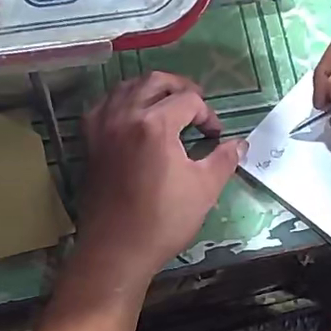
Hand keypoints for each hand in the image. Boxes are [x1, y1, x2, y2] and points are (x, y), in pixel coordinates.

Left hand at [75, 73, 245, 284]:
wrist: (117, 250)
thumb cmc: (164, 221)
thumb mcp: (204, 189)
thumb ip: (224, 159)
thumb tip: (240, 144)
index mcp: (154, 125)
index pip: (188, 100)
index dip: (208, 115)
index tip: (215, 136)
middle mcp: (124, 116)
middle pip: (155, 81)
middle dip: (181, 89)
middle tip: (197, 107)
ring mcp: (103, 127)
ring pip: (126, 88)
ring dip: (151, 90)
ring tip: (168, 107)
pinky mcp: (90, 141)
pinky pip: (105, 105)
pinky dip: (123, 103)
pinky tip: (134, 118)